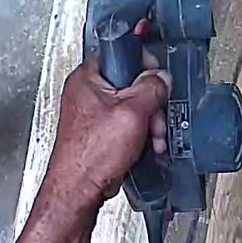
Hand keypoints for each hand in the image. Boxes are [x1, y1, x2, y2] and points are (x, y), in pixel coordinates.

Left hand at [36, 56, 169, 219]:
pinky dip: (141, 134)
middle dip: (151, 103)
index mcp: (87, 78)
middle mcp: (88, 93)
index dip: (142, 62)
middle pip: (131, 84)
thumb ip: (151, 88)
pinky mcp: (101, 132)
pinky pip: (128, 124)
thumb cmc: (91, 153)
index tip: (155, 74)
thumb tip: (161, 77)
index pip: (119, 53)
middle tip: (155, 117)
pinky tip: (147, 146)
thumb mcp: (133, 112)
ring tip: (152, 138)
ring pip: (133, 107)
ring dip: (150, 122)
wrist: (80, 189)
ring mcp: (94, 114)